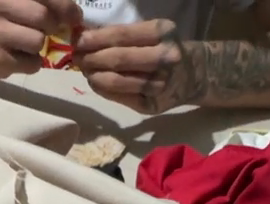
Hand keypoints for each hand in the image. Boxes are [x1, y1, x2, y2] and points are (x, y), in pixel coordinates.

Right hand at [0, 0, 83, 77]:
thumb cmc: (2, 15)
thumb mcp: (17, 0)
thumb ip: (43, 2)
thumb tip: (74, 14)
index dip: (63, 5)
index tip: (75, 16)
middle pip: (42, 17)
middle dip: (52, 25)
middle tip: (49, 29)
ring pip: (37, 41)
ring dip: (40, 45)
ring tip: (28, 42)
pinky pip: (31, 64)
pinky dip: (32, 62)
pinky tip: (19, 56)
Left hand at [74, 19, 195, 112]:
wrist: (192, 75)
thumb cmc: (164, 49)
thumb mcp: (152, 33)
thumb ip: (124, 36)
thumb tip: (88, 38)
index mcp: (162, 32)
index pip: (122, 35)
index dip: (96, 38)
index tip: (78, 39)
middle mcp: (163, 58)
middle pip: (119, 59)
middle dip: (92, 58)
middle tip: (77, 57)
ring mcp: (158, 84)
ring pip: (117, 81)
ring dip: (94, 76)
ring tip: (84, 70)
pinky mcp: (151, 105)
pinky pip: (120, 97)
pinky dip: (103, 90)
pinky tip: (95, 83)